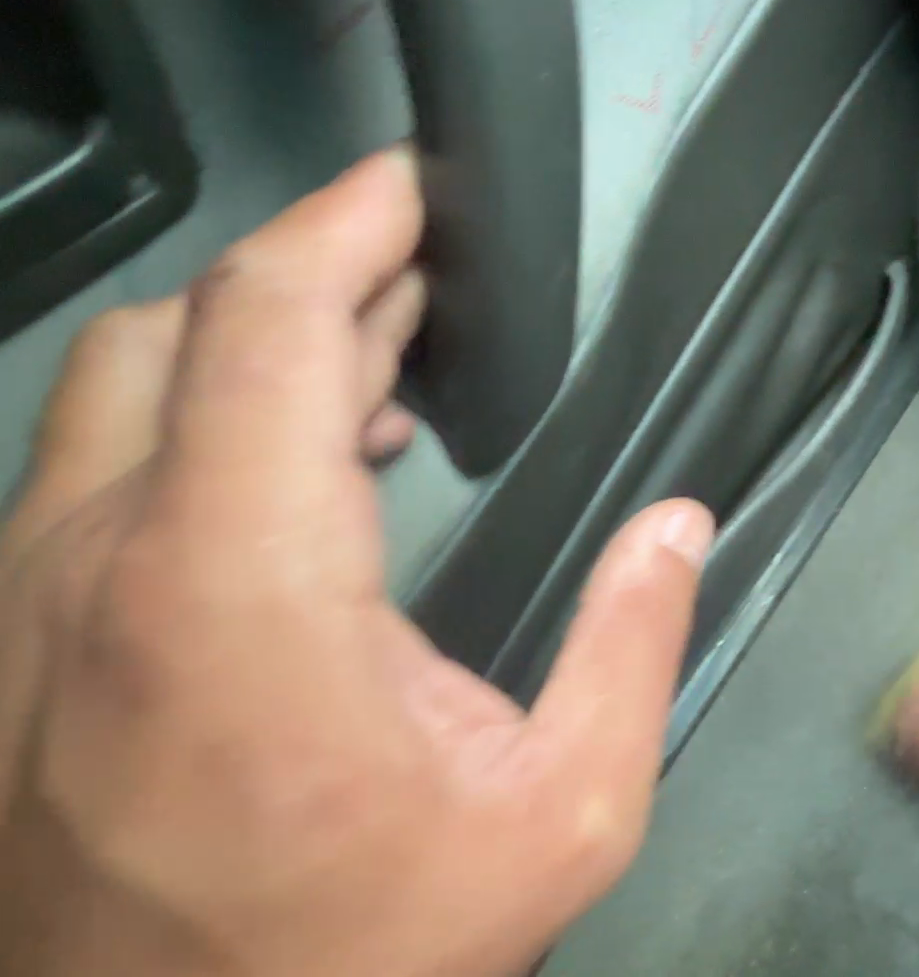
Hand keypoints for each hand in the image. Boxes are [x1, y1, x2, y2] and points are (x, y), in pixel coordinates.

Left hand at [0, 149, 712, 976]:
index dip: (346, 227)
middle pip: (184, 326)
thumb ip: (633, 644)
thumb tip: (680, 526)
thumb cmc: (382, 942)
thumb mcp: (568, 804)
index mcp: (243, 590)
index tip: (415, 189)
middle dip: (315, 270)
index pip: (267, 325)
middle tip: (432, 272)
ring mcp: (29, 606)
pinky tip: (316, 457)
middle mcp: (98, 569)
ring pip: (129, 384)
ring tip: (390, 346)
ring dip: (267, 338)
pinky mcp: (21, 645)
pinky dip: (219, 413)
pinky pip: (108, 462)